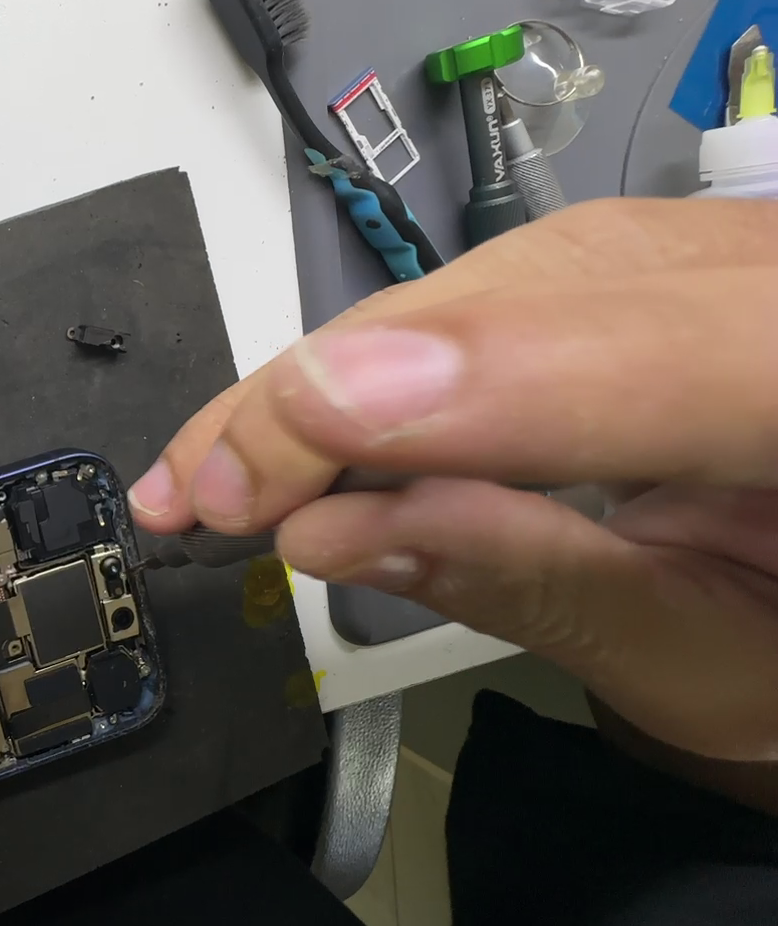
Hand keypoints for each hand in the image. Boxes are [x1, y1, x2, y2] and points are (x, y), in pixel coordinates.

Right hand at [129, 198, 777, 763]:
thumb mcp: (710, 666)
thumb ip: (543, 588)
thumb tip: (328, 534)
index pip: (700, 350)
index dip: (496, 378)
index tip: (310, 435)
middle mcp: (758, 281)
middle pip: (512, 302)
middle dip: (329, 397)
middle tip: (212, 494)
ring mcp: (659, 260)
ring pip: (437, 295)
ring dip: (296, 392)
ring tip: (204, 480)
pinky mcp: (567, 277)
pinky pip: (422, 309)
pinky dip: (324, 378)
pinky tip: (260, 431)